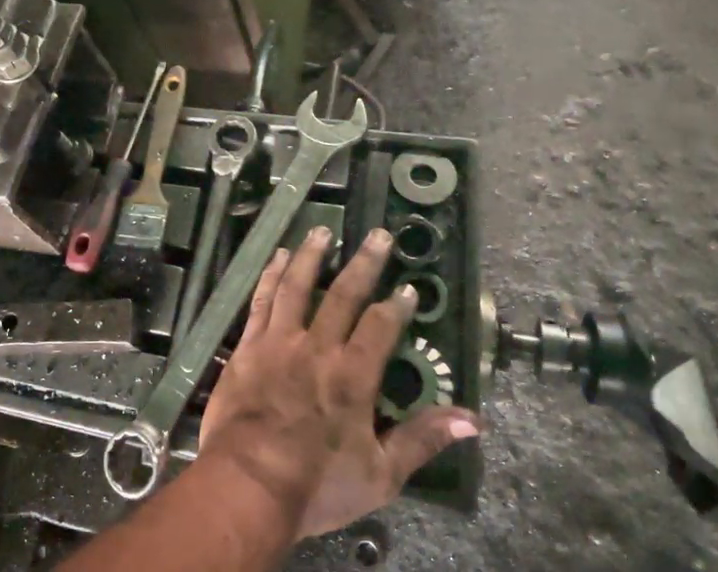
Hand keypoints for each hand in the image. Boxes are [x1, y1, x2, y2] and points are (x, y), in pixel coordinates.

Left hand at [198, 225, 483, 538]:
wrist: (247, 486)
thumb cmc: (316, 485)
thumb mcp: (380, 475)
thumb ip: (422, 440)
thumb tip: (471, 419)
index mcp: (352, 376)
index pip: (380, 327)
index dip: (396, 305)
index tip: (407, 287)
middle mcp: (316, 347)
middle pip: (343, 294)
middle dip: (364, 263)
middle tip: (377, 235)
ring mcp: (278, 342)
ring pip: (296, 285)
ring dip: (311, 255)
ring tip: (322, 231)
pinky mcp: (247, 347)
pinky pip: (261, 301)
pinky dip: (270, 276)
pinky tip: (276, 258)